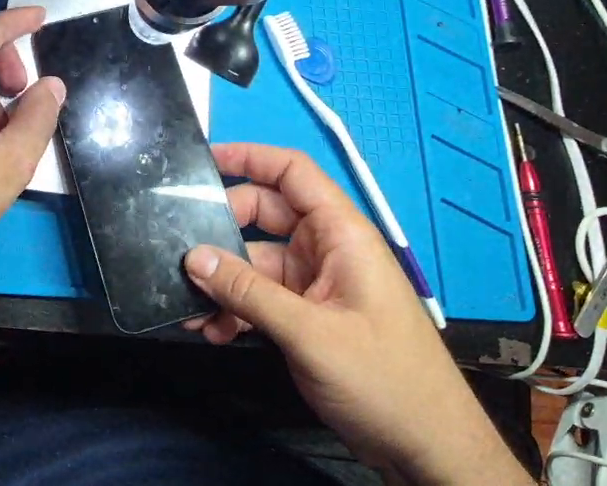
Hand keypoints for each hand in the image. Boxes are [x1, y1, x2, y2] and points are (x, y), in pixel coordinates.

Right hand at [182, 143, 527, 485]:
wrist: (428, 450)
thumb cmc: (384, 379)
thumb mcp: (311, 333)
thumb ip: (248, 293)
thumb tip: (192, 257)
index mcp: (340, 233)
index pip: (292, 172)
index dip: (249, 157)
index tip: (202, 159)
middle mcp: (326, 249)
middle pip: (264, 215)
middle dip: (221, 230)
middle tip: (178, 248)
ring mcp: (315, 283)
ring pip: (255, 261)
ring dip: (221, 281)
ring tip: (187, 308)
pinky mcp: (307, 316)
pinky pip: (260, 297)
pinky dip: (235, 309)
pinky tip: (211, 331)